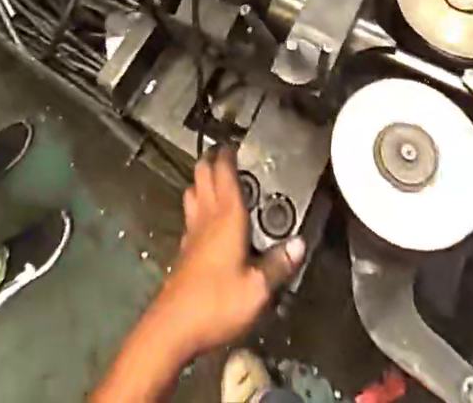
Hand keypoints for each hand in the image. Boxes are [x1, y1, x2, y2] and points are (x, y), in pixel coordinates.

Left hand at [142, 153, 305, 361]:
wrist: (172, 329)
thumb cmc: (216, 303)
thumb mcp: (257, 289)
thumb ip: (278, 265)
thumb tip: (300, 244)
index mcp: (226, 217)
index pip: (224, 173)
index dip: (228, 154)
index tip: (234, 143)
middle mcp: (206, 217)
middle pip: (203, 175)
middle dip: (212, 160)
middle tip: (225, 154)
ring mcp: (191, 232)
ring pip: (193, 192)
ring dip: (202, 180)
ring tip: (214, 177)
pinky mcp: (183, 250)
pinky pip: (190, 214)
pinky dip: (197, 204)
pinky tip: (204, 217)